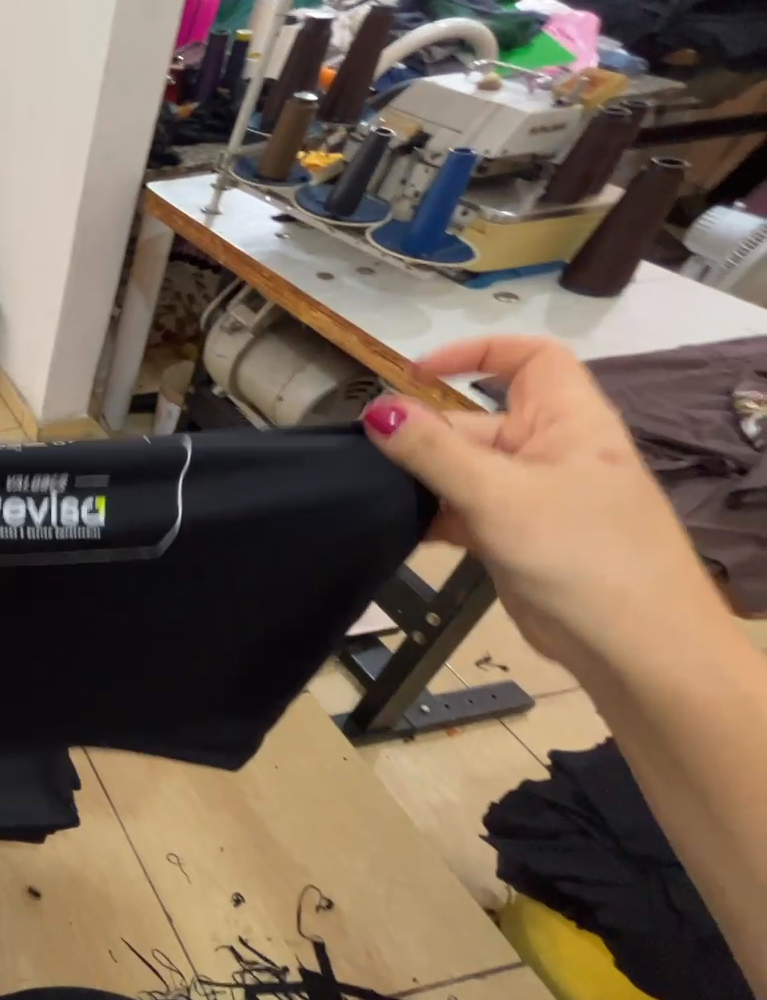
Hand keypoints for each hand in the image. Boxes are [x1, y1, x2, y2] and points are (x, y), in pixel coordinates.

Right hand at [362, 337, 720, 673]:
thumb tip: (376, 410)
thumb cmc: (581, 555)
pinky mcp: (509, 531)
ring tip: (374, 492)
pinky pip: (455, 507)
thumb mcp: (498, 494)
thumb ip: (432, 451)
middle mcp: (547, 450)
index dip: (475, 353)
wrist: (631, 646)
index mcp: (567, 423)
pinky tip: (395, 527)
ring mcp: (527, 493)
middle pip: (473, 421)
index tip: (413, 373)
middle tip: (367, 454)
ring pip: (457, 467)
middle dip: (421, 433)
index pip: (529, 360)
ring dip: (417, 477)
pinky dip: (426, 513)